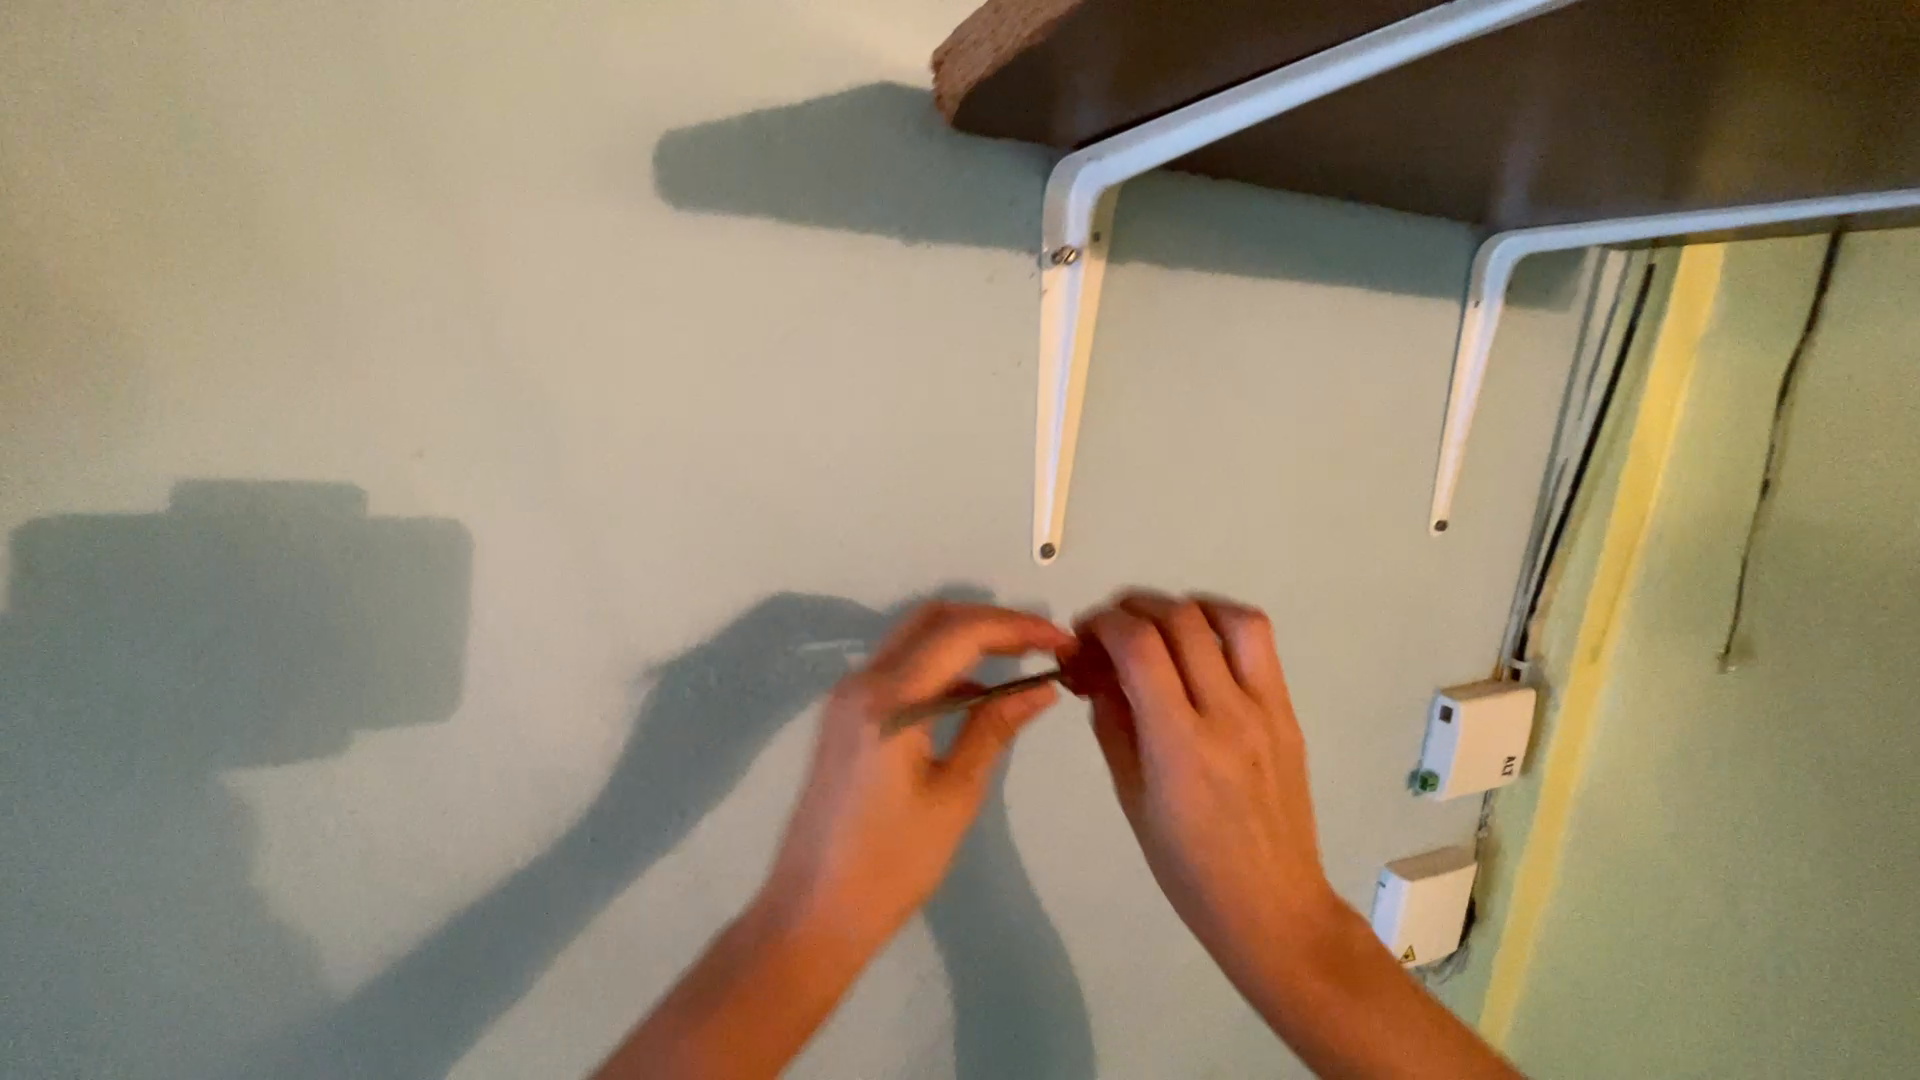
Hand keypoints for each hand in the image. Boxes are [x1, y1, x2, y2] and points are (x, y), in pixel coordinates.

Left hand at [758, 600, 1071, 947]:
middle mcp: (862, 681)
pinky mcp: (846, 714)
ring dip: (967, 638)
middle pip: (933, 620)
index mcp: (890, 700)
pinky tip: (978, 692)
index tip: (1063, 640)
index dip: (1017, 627)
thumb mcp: (954, 796)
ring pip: (914, 638)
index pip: (961, 634)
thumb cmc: (890, 865)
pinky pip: (900, 667)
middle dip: (992, 621)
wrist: (813, 911)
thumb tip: (1041, 687)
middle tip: (1043, 641)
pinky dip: (942, 665)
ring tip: (1022, 659)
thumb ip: (994, 729)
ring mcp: (848, 696)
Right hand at [1073, 591, 1344, 984]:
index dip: (1104, 624)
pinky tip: (1198, 646)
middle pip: (1181, 620)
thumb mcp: (1130, 797)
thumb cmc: (1187, 865)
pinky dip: (1221, 625)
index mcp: (1179, 745)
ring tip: (1160, 625)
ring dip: (1186, 606)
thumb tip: (1098, 673)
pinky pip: (1259, 645)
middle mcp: (1227, 715)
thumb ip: (1112, 724)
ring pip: (1232, 618)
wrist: (1272, 906)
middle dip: (1134, 608)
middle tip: (1112, 629)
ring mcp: (1267, 710)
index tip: (1085, 635)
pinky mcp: (1289, 713)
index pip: (1139, 647)